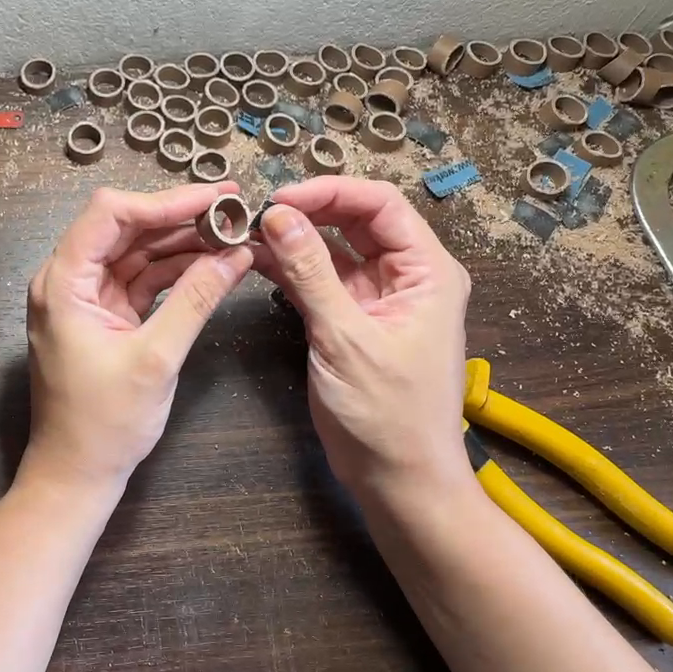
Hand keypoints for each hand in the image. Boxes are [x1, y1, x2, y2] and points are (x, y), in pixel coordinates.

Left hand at [24, 184, 254, 491]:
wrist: (76, 473)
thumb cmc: (104, 423)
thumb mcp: (155, 358)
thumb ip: (195, 300)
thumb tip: (237, 254)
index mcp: (62, 282)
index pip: (109, 214)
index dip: (162, 200)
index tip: (214, 199)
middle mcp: (67, 280)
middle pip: (123, 228)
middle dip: (178, 217)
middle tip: (235, 208)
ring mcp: (85, 297)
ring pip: (135, 252)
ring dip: (181, 242)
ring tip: (233, 233)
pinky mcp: (103, 314)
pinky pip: (140, 279)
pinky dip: (174, 272)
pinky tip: (214, 263)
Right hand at [251, 178, 472, 496]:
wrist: (398, 479)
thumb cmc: (388, 412)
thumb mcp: (346, 337)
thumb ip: (310, 272)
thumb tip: (276, 214)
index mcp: (426, 271)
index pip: (380, 205)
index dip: (330, 192)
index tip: (279, 199)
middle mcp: (403, 275)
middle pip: (354, 220)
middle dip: (306, 210)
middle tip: (255, 214)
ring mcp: (374, 297)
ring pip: (331, 248)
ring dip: (292, 238)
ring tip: (246, 232)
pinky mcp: (347, 319)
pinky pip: (317, 279)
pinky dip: (287, 268)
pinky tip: (254, 259)